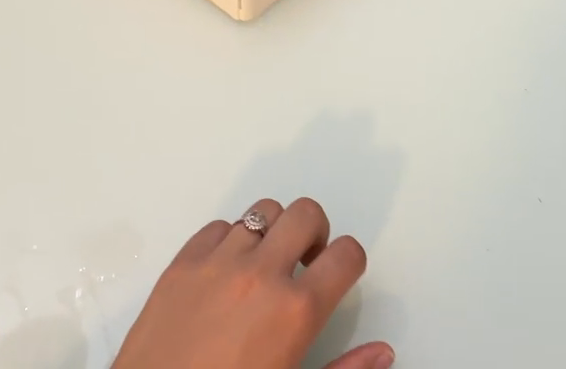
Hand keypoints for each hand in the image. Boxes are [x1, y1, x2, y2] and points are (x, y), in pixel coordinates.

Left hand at [112, 198, 391, 368]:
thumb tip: (384, 353)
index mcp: (296, 311)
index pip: (347, 254)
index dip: (349, 262)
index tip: (337, 276)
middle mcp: (262, 274)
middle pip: (307, 213)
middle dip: (313, 234)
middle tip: (303, 264)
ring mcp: (218, 264)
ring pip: (263, 212)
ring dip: (271, 233)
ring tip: (261, 266)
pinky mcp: (181, 264)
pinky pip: (217, 227)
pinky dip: (227, 242)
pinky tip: (223, 274)